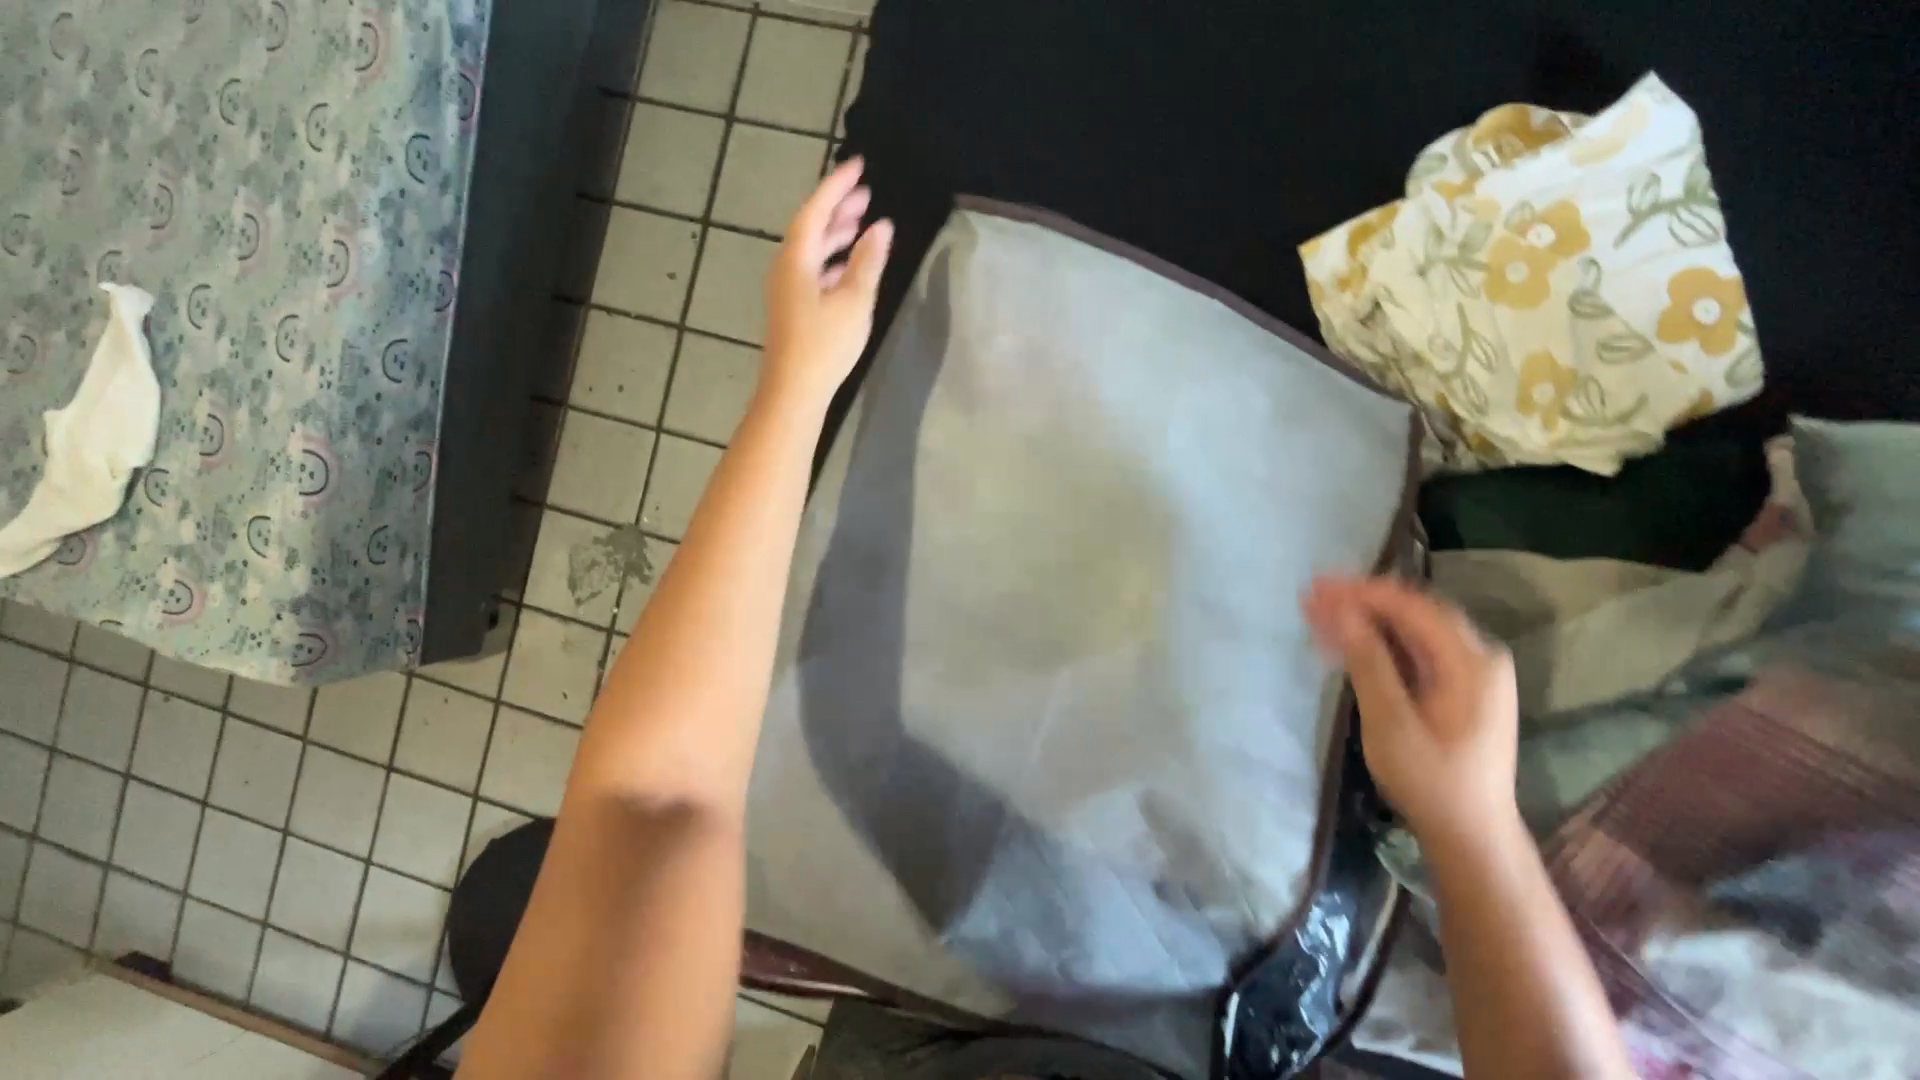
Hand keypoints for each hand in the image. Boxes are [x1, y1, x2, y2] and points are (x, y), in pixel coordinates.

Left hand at [761, 157, 893, 409]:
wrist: (793, 391)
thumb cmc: (824, 345)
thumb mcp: (854, 301)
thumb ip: (868, 261)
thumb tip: (882, 227)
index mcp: (797, 259)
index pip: (817, 210)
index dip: (837, 185)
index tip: (859, 165)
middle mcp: (786, 267)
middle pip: (811, 227)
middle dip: (838, 208)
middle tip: (866, 194)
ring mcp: (786, 289)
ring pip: (812, 250)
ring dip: (836, 234)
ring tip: (862, 224)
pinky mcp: (792, 308)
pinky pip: (812, 269)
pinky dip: (833, 259)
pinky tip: (850, 266)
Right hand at [1304, 576, 1519, 843]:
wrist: (1471, 835)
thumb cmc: (1430, 781)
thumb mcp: (1391, 723)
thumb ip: (1369, 663)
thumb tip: (1344, 612)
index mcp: (1471, 661)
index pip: (1413, 606)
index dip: (1362, 593)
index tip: (1317, 588)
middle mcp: (1480, 657)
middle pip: (1415, 613)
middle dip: (1361, 602)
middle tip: (1312, 598)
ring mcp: (1474, 674)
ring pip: (1414, 631)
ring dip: (1367, 621)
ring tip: (1320, 616)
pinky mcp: (1462, 690)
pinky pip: (1418, 652)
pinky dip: (1381, 644)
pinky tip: (1347, 645)